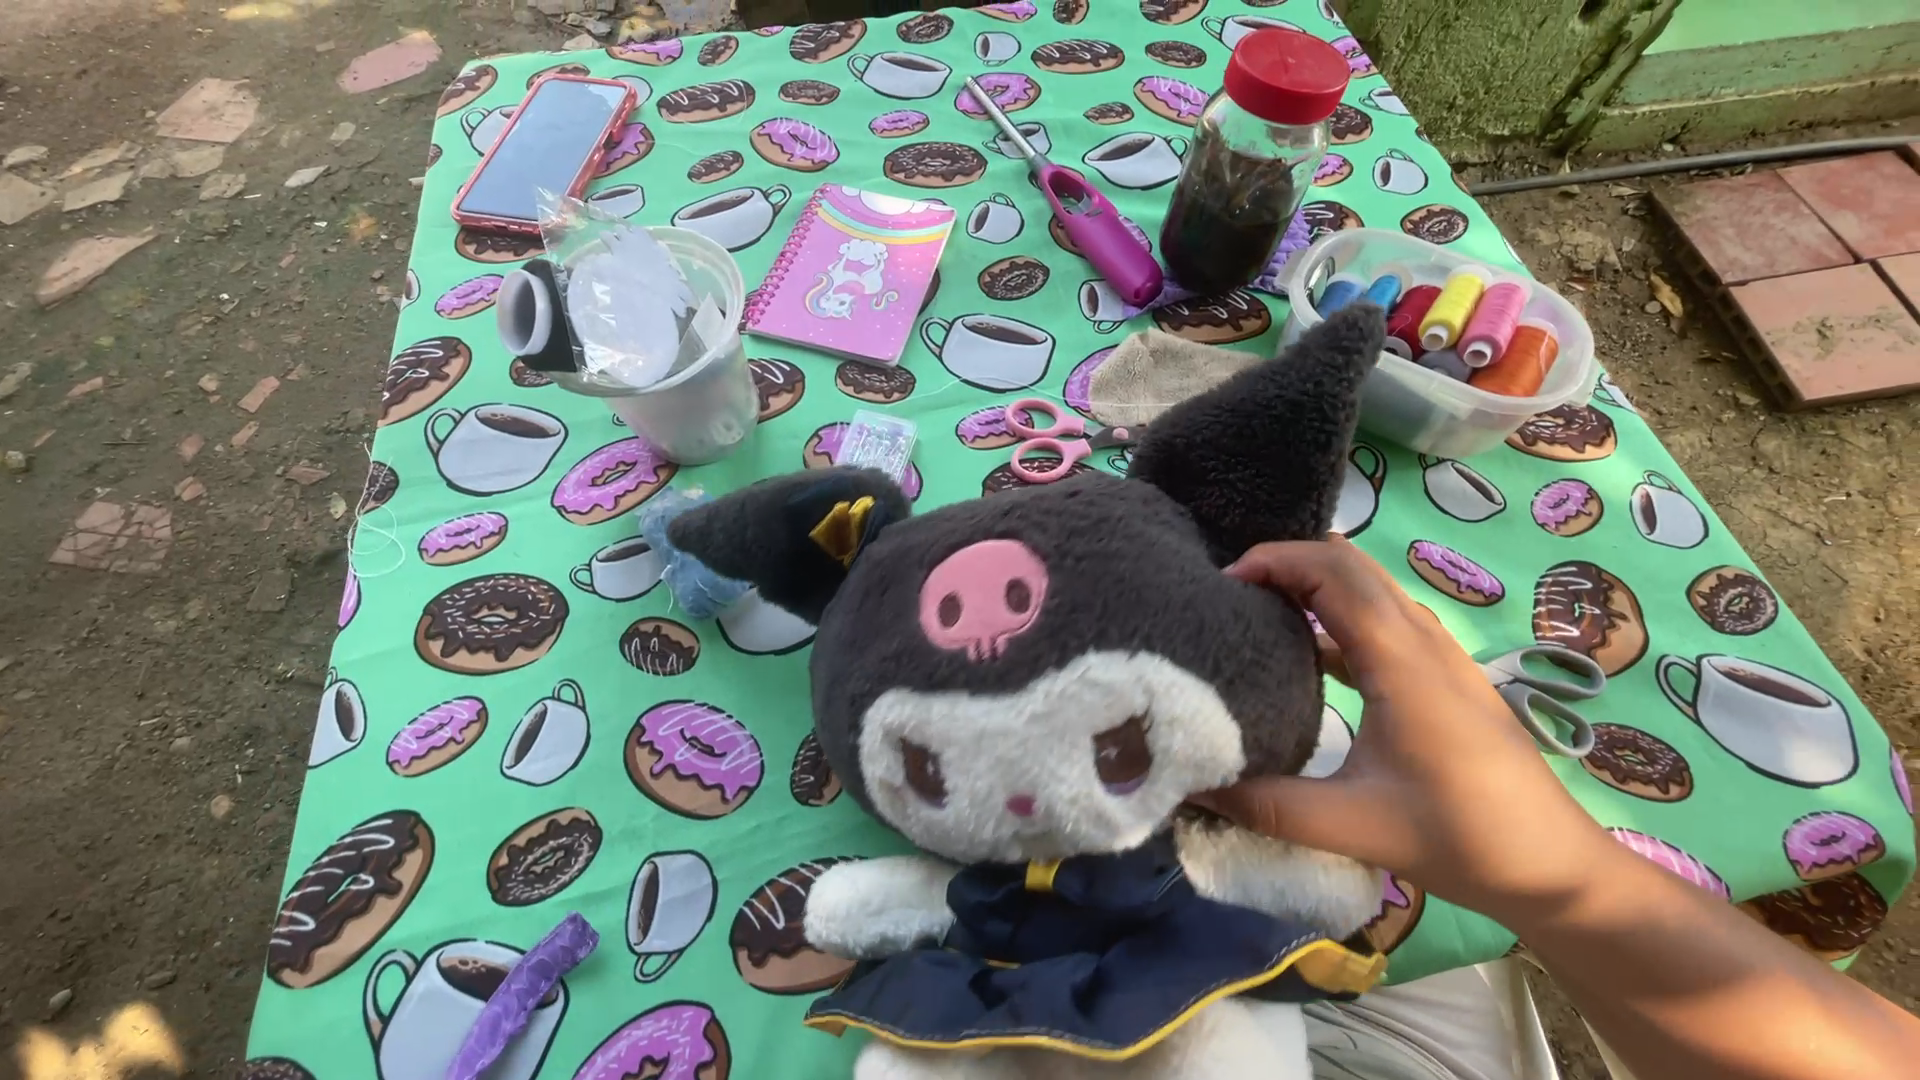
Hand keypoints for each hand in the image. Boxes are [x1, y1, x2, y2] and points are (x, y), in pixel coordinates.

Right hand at [1193, 538, 1621, 922]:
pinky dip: (1335, 611)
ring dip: (1312, 581)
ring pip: (1368, 585)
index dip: (1275, 561)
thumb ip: (1265, 805)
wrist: (1559, 870)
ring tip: (1256, 606)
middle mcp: (1423, 641)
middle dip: (1287, 560)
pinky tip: (1303, 650)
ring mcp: (1438, 654)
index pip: (1334, 572)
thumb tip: (1191, 785)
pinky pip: (1380, 616)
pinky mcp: (1441, 673)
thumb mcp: (1352, 826)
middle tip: (1231, 588)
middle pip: (1350, 563)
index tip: (1224, 584)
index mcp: (1402, 661)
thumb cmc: (1461, 838)